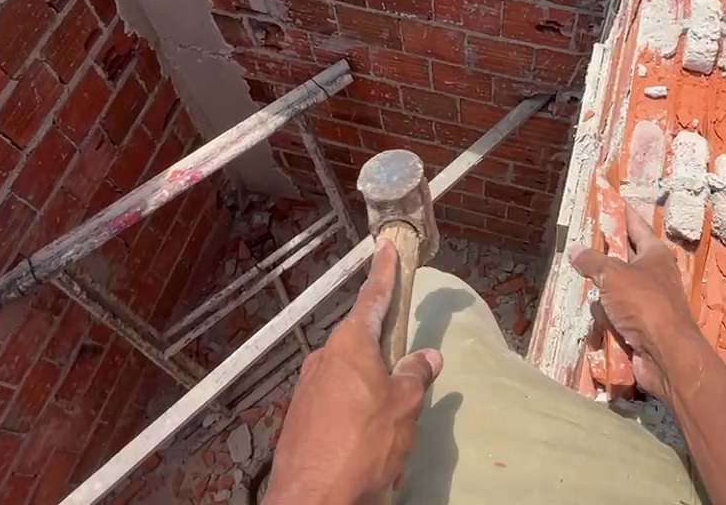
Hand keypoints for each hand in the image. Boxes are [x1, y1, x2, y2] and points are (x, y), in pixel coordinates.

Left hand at [266, 240, 442, 503]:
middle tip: (403, 364)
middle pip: (361, 339)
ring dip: (369, 384)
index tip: (385, 246)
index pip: (373, 296)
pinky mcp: (299, 417)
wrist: (310, 502)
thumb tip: (427, 356)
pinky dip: (353, 409)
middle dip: (383, 347)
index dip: (384, 270)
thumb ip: (416, 375)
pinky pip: (334, 400)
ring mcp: (308, 387)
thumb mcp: (404, 406)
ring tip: (388, 417)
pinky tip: (365, 436)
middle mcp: (325, 356)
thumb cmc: (364, 442)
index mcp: (351, 342)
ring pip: (348, 373)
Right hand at [571, 199, 702, 400]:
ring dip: (601, 298)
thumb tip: (575, 249)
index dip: (621, 213)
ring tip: (587, 295)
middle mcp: (654, 274)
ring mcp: (648, 302)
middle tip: (579, 250)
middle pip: (622, 260)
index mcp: (655, 253)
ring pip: (615, 291)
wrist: (666, 356)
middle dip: (601, 260)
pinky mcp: (641, 327)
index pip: (635, 225)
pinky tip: (598, 326)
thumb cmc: (644, 303)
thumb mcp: (613, 275)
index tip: (608, 201)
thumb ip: (592, 260)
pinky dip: (606, 321)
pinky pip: (616, 316)